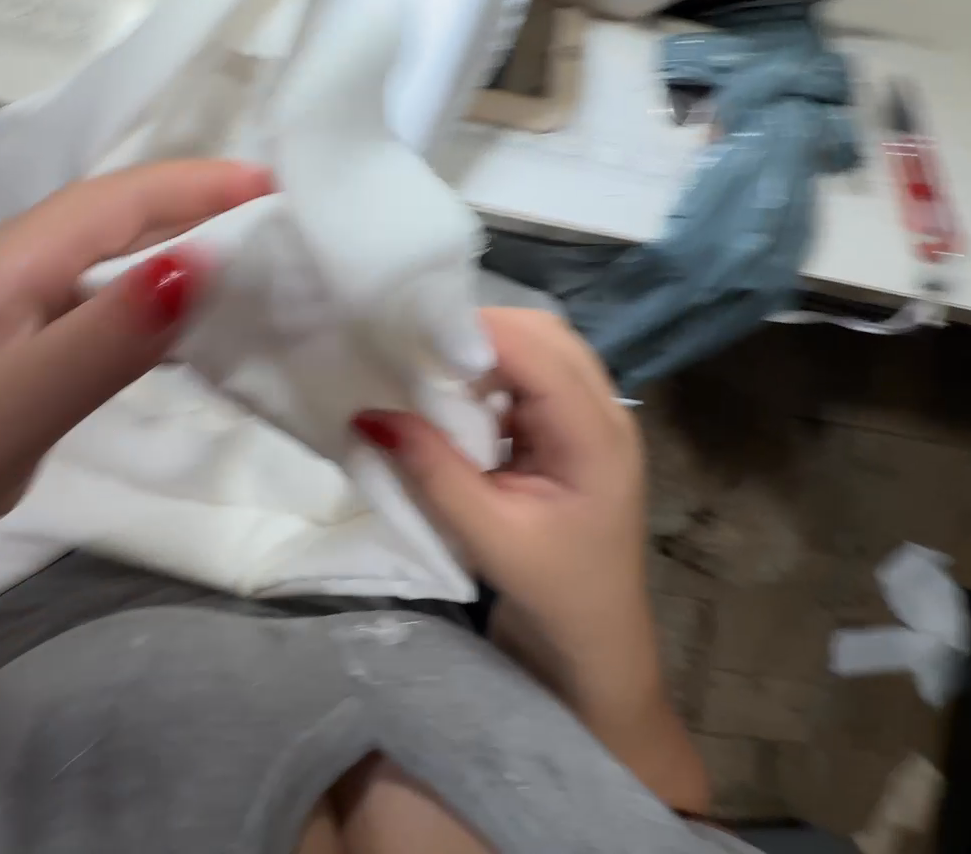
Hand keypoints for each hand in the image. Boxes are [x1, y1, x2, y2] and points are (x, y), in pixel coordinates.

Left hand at [0, 159, 274, 596]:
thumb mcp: (24, 396)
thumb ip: (110, 332)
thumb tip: (201, 261)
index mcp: (14, 261)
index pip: (119, 200)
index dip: (196, 184)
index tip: (275, 183)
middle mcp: (20, 276)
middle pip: (118, 221)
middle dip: (195, 207)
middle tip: (276, 214)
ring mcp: (24, 321)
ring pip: (116, 266)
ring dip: (180, 253)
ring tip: (251, 261)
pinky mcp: (33, 363)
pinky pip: (109, 315)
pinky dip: (158, 310)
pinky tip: (192, 331)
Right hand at [350, 308, 654, 713]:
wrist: (593, 640)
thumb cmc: (551, 591)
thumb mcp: (485, 533)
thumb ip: (430, 469)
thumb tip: (367, 413)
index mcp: (595, 437)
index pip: (538, 353)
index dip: (476, 332)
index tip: (410, 332)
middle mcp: (604, 413)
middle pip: (545, 334)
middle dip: (478, 329)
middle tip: (415, 346)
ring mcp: (590, 418)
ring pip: (538, 348)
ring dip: (483, 348)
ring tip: (427, 365)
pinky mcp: (569, 429)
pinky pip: (530, 375)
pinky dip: (489, 371)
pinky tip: (452, 393)